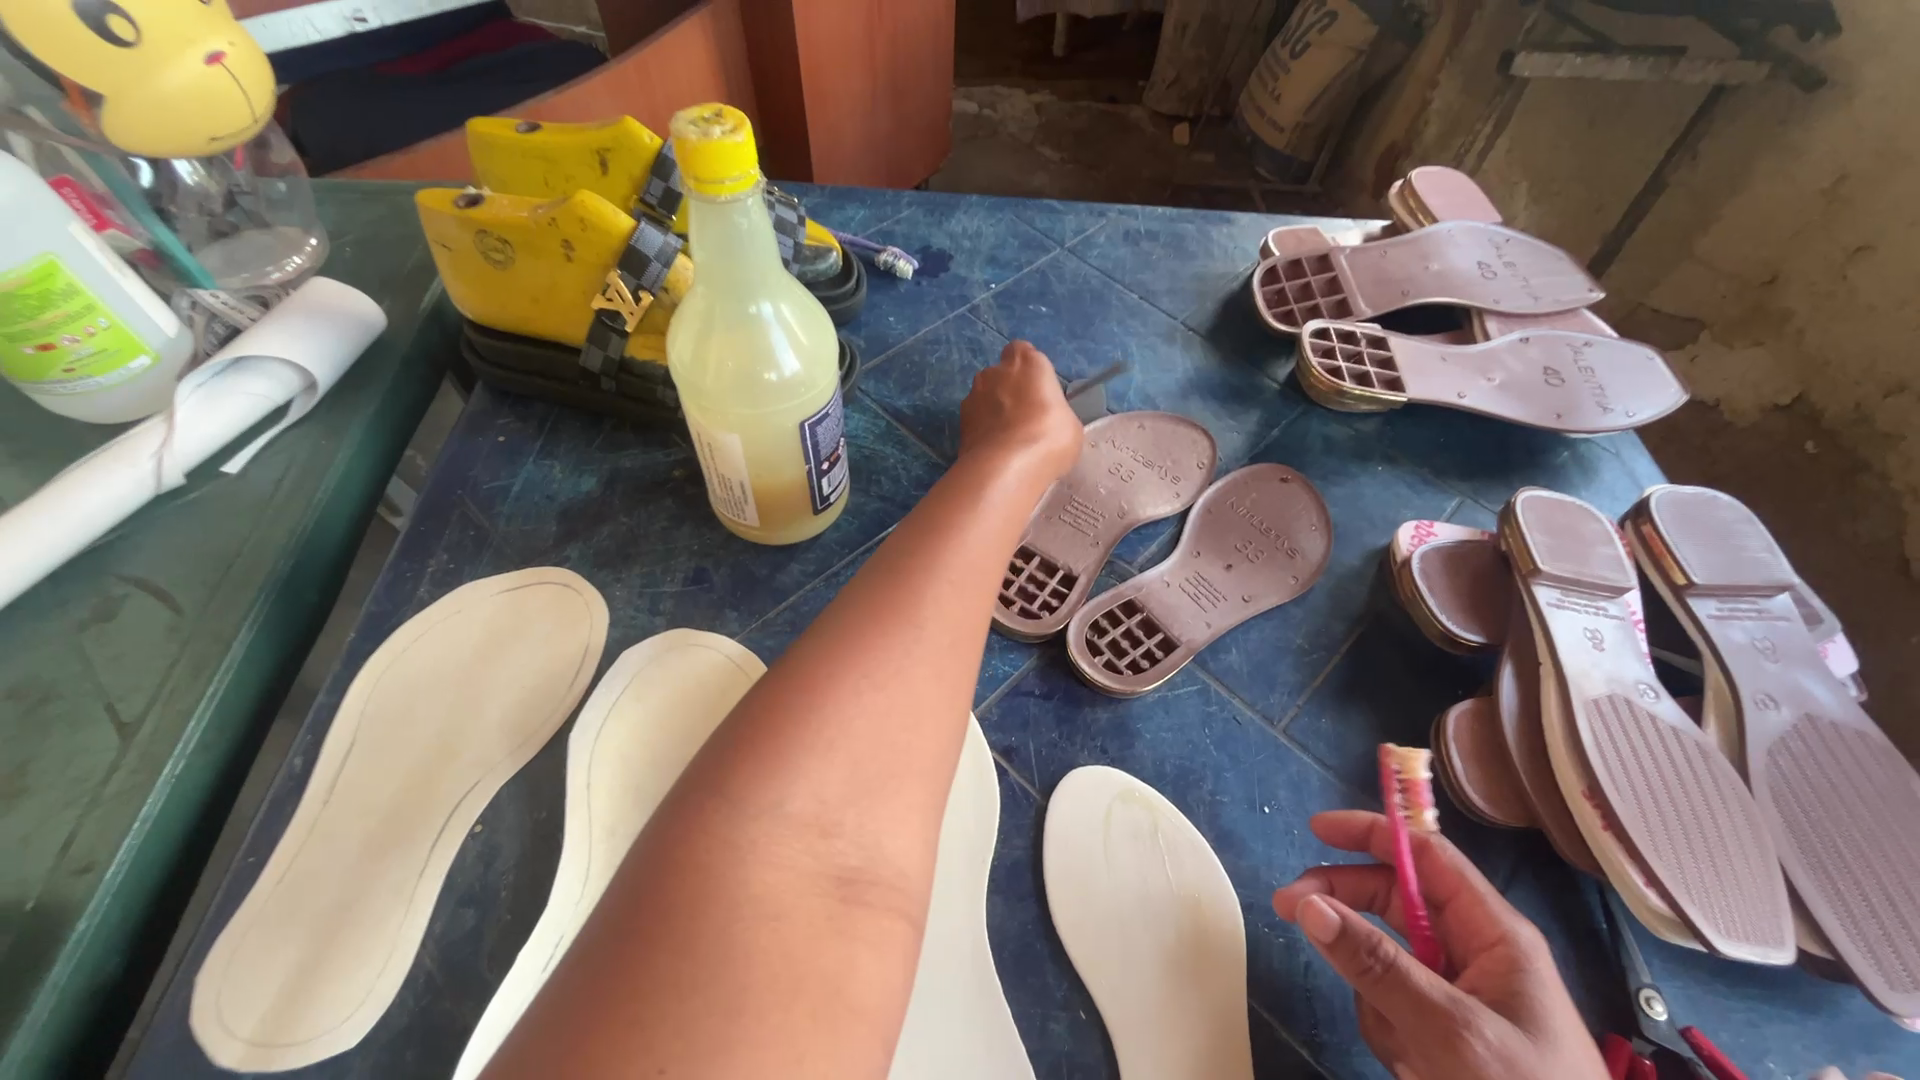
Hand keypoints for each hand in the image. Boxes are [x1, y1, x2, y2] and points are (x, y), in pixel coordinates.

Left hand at [958, 341, 1082, 482]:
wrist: (1005, 467)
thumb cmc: (1048, 437)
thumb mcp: (1069, 423)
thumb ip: (1054, 411)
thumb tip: (1048, 419)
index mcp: (1027, 363)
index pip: (1022, 351)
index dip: (1029, 370)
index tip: (1037, 389)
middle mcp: (995, 372)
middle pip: (1000, 374)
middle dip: (1008, 390)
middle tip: (1024, 418)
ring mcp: (973, 396)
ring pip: (983, 397)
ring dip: (992, 411)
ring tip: (1007, 439)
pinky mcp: (959, 422)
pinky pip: (974, 420)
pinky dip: (982, 430)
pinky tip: (994, 451)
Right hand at [1273, 811, 1607, 1079]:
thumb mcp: (1450, 1032)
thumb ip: (1376, 966)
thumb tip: (1307, 903)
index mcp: (1494, 934)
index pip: (1426, 856)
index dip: (1372, 833)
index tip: (1315, 831)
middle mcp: (1474, 953)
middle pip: (1392, 900)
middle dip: (1343, 904)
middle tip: (1287, 910)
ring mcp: (1458, 995)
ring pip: (1384, 959)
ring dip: (1373, 994)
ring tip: (1405, 1050)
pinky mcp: (1444, 1031)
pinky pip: (1390, 1004)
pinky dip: (1387, 1029)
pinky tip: (1412, 1067)